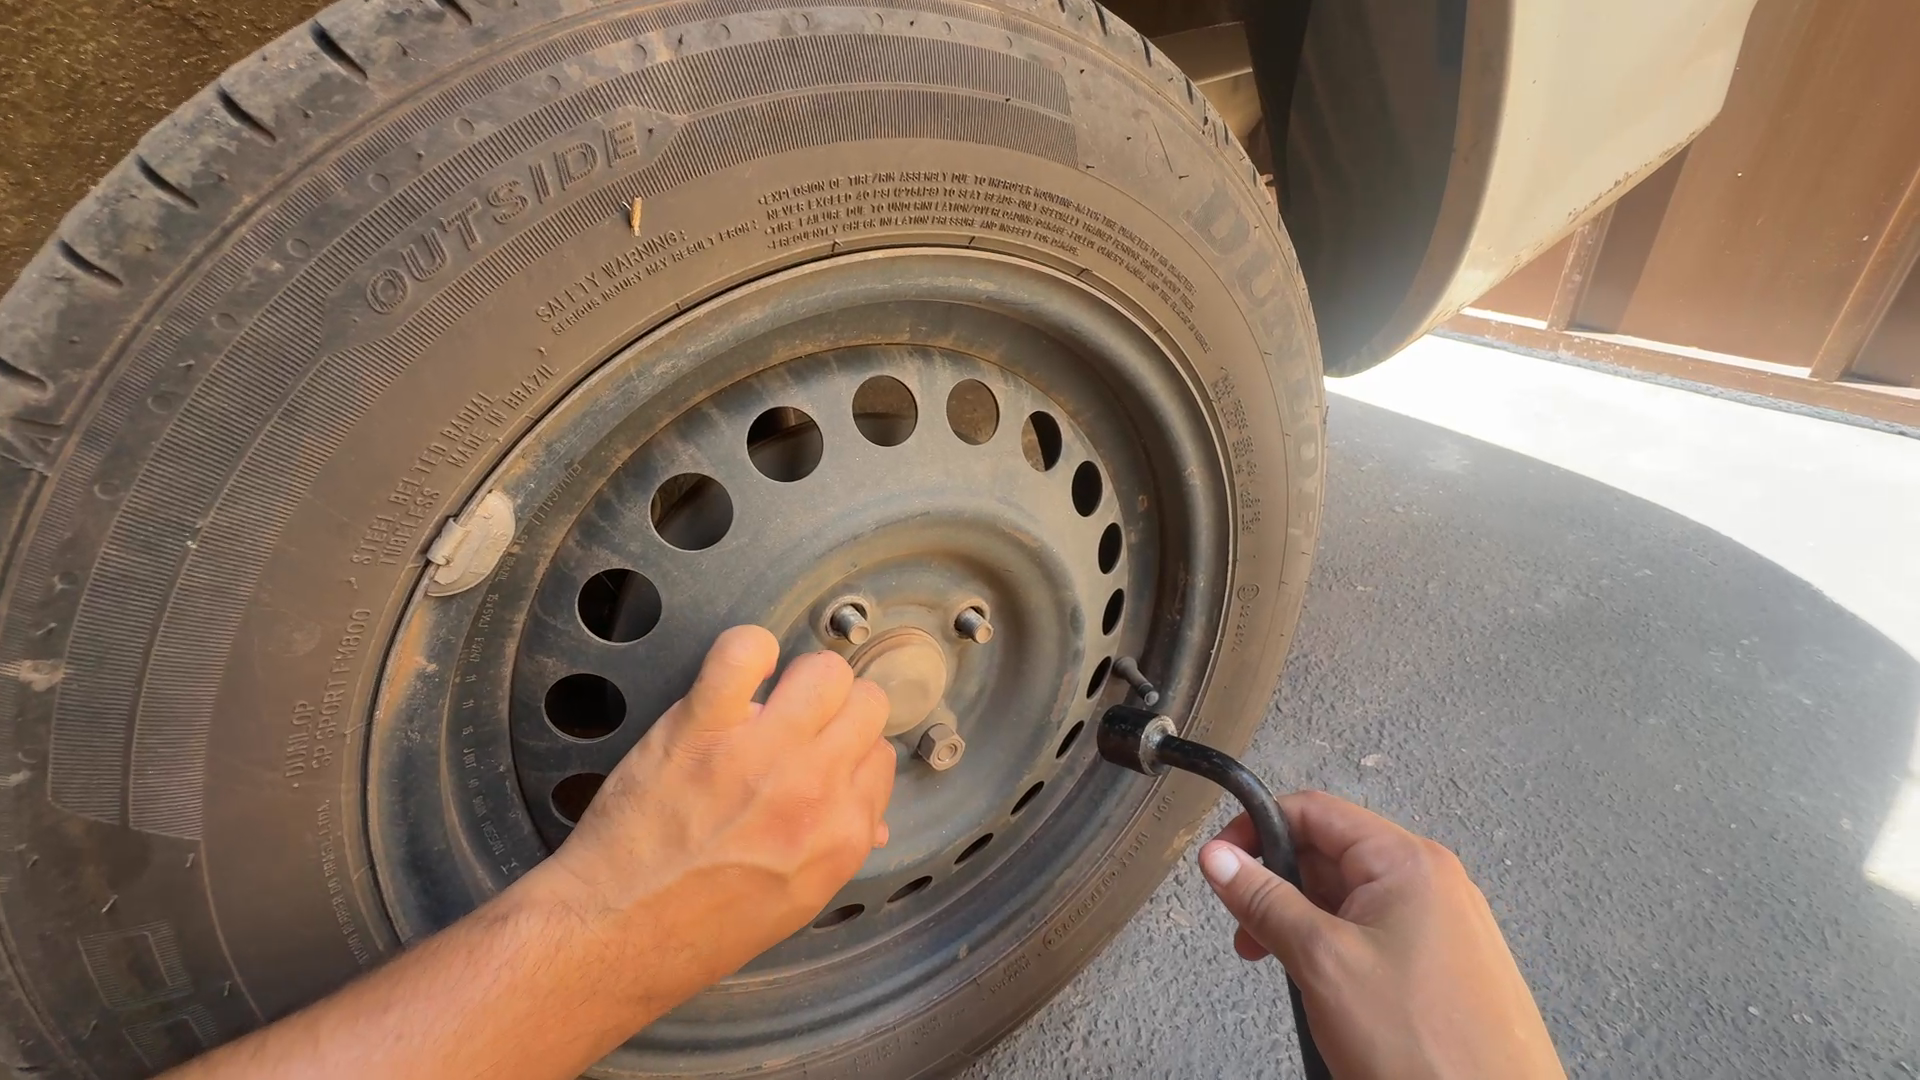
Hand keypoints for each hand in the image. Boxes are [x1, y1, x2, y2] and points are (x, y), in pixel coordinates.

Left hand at [544, 625, 894, 1011]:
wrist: (612, 934)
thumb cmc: (701, 925)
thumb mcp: (797, 901)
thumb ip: (840, 847)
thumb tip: (869, 818)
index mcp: (843, 833)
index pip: (881, 753)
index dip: (850, 748)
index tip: (823, 751)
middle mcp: (815, 788)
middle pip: (867, 702)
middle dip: (838, 709)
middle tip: (801, 722)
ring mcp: (761, 752)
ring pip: (825, 671)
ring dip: (802, 680)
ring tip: (770, 701)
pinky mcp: (704, 726)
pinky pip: (745, 651)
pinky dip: (748, 649)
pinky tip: (738, 674)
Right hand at [1198, 792, 1563, 1079]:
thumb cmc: (1415, 1043)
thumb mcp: (1321, 961)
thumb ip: (1262, 899)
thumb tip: (1214, 854)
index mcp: (1406, 860)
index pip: (1312, 810)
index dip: (1257, 827)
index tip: (1218, 866)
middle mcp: (1429, 879)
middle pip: (1326, 852)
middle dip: (1276, 883)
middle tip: (1245, 932)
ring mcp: (1442, 923)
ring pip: (1344, 896)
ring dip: (1298, 919)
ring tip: (1272, 962)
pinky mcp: (1445, 964)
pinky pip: (1370, 930)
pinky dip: (1331, 945)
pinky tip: (1317, 983)